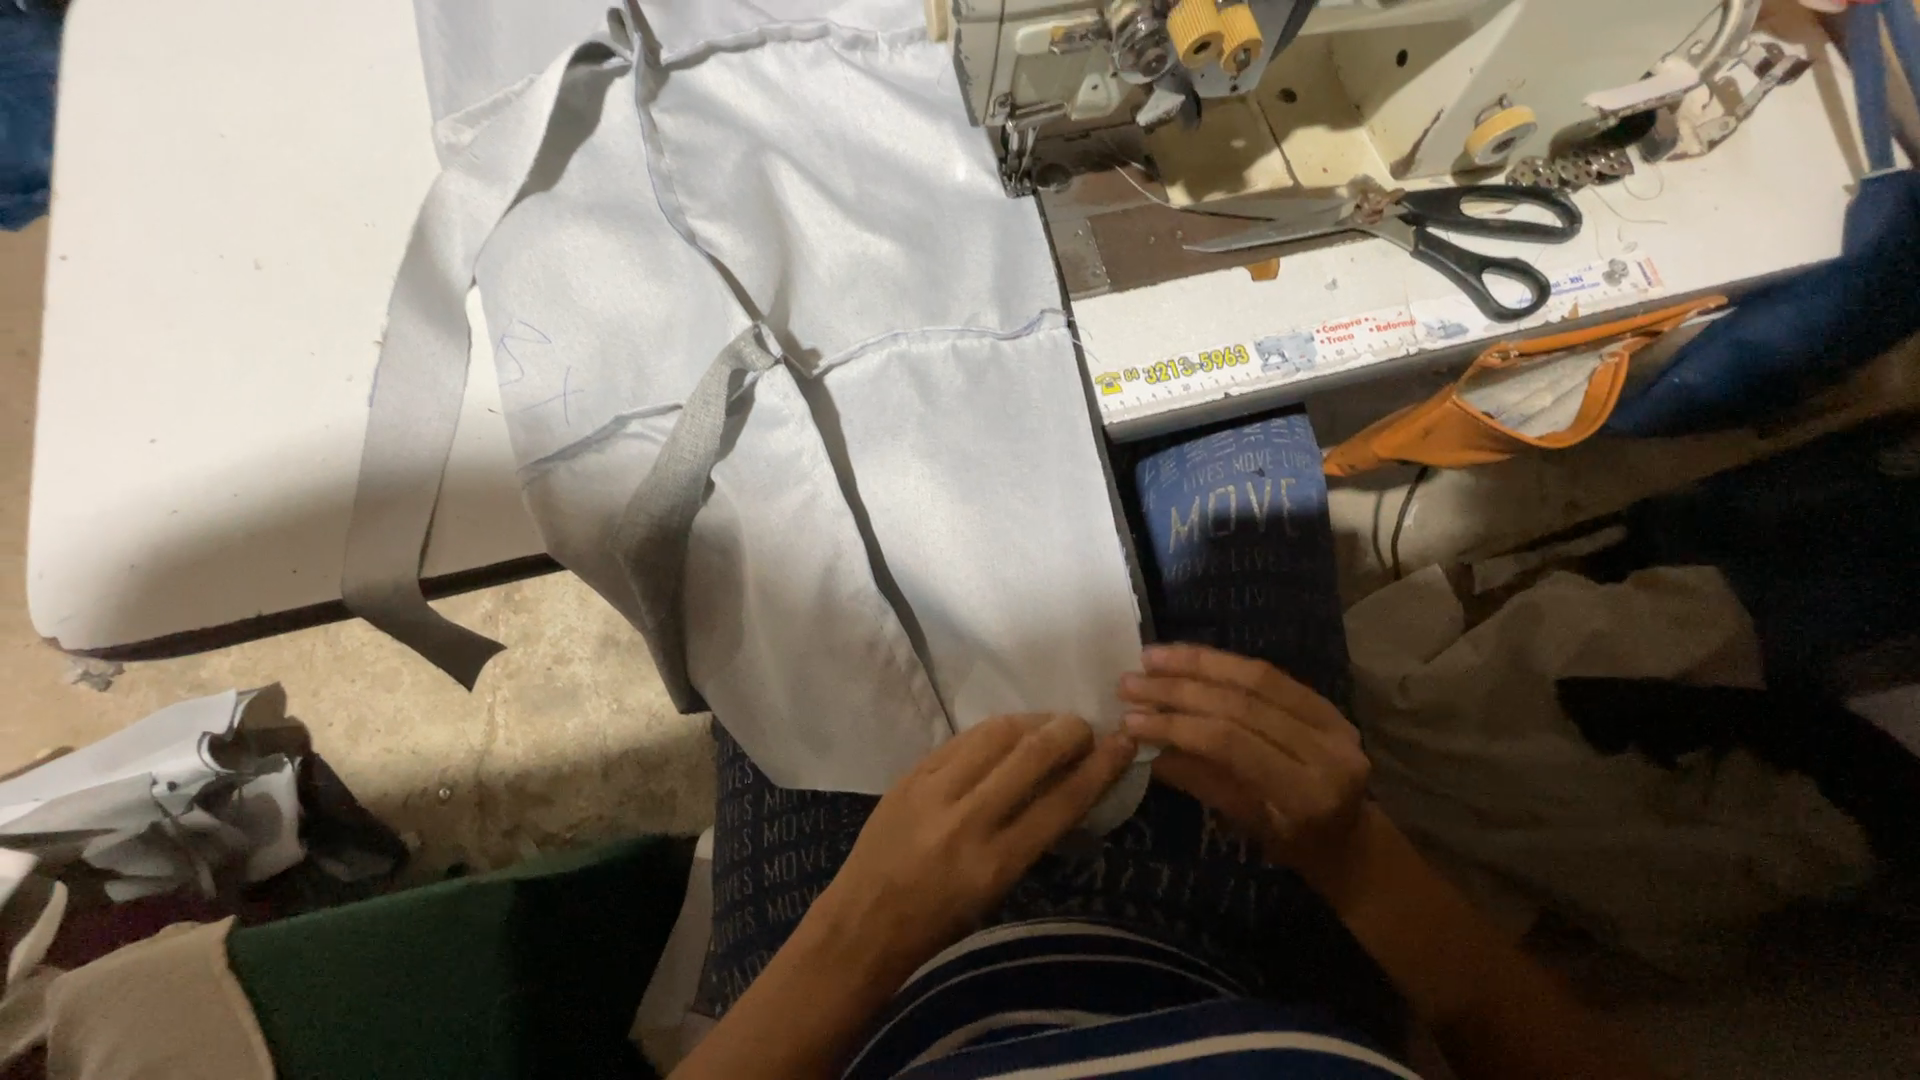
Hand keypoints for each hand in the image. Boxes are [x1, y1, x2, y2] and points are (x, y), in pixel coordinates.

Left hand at [807, 714, 1136, 978]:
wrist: (864, 921)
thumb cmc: (939, 922)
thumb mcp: (998, 890)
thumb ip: (1031, 835)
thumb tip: (1066, 785)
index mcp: (996, 863)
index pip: (1062, 801)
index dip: (1101, 767)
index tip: (1123, 744)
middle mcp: (967, 820)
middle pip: (1032, 755)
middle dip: (1069, 732)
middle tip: (1086, 728)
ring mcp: (933, 791)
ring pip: (995, 733)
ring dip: (1032, 721)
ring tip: (1049, 725)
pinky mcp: (911, 774)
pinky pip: (962, 739)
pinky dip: (993, 731)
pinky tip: (1008, 732)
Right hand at [1119, 644, 1369, 876]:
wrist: (1350, 839)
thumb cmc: (1292, 845)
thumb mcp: (1242, 824)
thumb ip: (1196, 778)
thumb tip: (1140, 744)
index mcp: (1306, 793)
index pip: (1230, 743)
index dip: (1176, 725)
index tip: (1130, 719)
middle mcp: (1327, 751)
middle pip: (1240, 704)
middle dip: (1177, 690)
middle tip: (1129, 683)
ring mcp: (1333, 722)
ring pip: (1255, 678)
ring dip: (1196, 663)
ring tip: (1151, 657)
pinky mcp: (1327, 703)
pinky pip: (1268, 674)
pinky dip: (1222, 662)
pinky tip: (1187, 656)